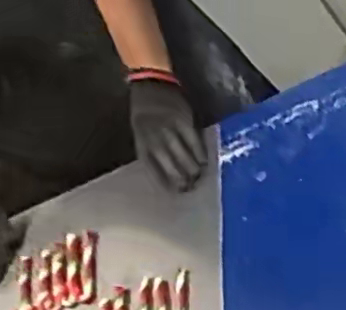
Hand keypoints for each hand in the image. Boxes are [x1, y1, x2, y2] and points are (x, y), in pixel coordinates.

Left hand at [128, 77, 205, 191]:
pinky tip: (205, 161)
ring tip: (200, 177)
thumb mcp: (141, 129)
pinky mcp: (182, 121)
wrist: (151, 80)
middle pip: (171, 169)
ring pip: (184, 158)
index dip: (165, 185)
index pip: (154, 171)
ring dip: (194, 171)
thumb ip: (151, 149)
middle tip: (192, 187)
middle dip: (183, 182)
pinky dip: (201, 155)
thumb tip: (167, 172)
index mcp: (142, 142)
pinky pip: (194, 143)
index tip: (176, 194)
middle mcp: (154, 138)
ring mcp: (168, 129)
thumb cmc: (146, 108)